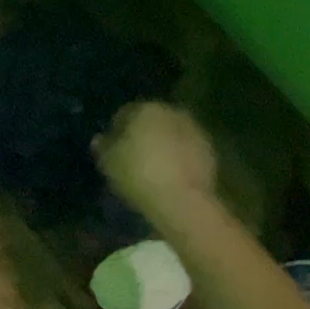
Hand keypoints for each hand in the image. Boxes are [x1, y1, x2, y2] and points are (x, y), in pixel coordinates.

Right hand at [94, 102, 217, 220]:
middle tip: (132, 157)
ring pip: (172, 134)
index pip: (125, 113)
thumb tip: (99, 139)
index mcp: (146, 108)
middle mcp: (173, 112)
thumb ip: (103, 147)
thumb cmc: (138, 175)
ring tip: (153, 169)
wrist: (182, 199)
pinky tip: (171, 177)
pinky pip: (187, 151)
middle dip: (142, 135)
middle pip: (152, 121)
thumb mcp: (109, 163)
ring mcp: (195, 131)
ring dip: (163, 146)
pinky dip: (179, 159)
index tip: (111, 148)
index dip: (116, 130)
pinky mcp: (209, 152)